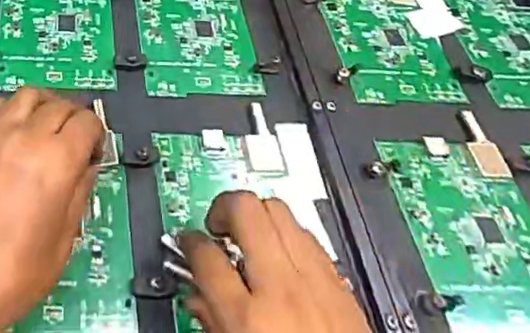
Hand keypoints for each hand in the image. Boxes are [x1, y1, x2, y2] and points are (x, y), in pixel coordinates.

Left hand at [0, 89, 102, 332]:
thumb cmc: (4, 274)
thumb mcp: (62, 243)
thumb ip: (80, 195)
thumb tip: (87, 170)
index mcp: (55, 163)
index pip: (88, 122)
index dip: (97, 135)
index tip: (95, 149)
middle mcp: (27, 138)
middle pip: (62, 104)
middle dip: (75, 119)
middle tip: (78, 140)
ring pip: (31, 94)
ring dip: (47, 104)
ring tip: (51, 124)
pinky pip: (0, 104)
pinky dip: (15, 108)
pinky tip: (19, 128)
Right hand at [178, 191, 368, 332]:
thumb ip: (214, 326)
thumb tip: (197, 295)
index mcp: (249, 321)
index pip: (206, 256)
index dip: (189, 244)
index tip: (189, 243)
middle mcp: (281, 291)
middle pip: (244, 211)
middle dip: (223, 209)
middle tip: (217, 228)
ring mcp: (315, 283)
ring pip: (277, 209)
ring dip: (256, 215)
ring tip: (248, 235)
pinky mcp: (341, 285)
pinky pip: (307, 235)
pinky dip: (287, 234)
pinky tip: (281, 255)